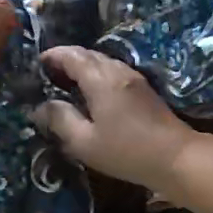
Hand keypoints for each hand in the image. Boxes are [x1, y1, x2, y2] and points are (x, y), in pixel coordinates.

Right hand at [35, 46, 204, 193]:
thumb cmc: (126, 151)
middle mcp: (119, 72)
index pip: (73, 55)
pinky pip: (115, 72)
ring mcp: (135, 79)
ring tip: (66, 83)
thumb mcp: (84, 142)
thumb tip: (40, 106)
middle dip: (66, 59)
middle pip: (89, 55)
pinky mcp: (145, 90)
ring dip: (84, 67)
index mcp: (101, 80)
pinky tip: (92, 93)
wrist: (176, 156)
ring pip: (104, 63)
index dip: (53, 56)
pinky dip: (98, 75)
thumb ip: (60, 120)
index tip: (37, 64)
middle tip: (48, 74)